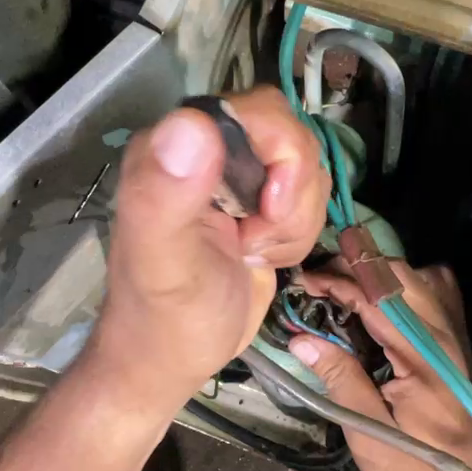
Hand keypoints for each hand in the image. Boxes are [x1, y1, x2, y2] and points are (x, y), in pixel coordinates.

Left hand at [82, 86, 330, 409]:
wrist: (174, 360)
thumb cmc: (165, 319)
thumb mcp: (163, 263)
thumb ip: (166, 195)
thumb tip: (190, 124)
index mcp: (173, 145)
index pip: (259, 111)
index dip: (283, 158)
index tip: (265, 212)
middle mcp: (206, 149)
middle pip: (292, 137)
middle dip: (291, 199)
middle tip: (254, 240)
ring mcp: (235, 176)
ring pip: (307, 170)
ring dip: (294, 222)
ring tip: (252, 253)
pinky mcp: (257, 202)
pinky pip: (308, 197)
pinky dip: (297, 234)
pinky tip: (260, 257)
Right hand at [286, 262, 471, 470]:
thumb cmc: (413, 466)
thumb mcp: (367, 429)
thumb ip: (339, 378)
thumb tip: (301, 339)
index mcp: (422, 354)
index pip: (377, 298)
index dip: (338, 283)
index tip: (304, 281)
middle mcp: (441, 335)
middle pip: (400, 277)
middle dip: (356, 268)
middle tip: (318, 278)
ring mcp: (449, 338)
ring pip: (416, 282)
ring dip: (376, 274)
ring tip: (340, 282)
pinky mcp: (449, 346)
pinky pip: (427, 298)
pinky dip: (399, 288)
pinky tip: (376, 300)